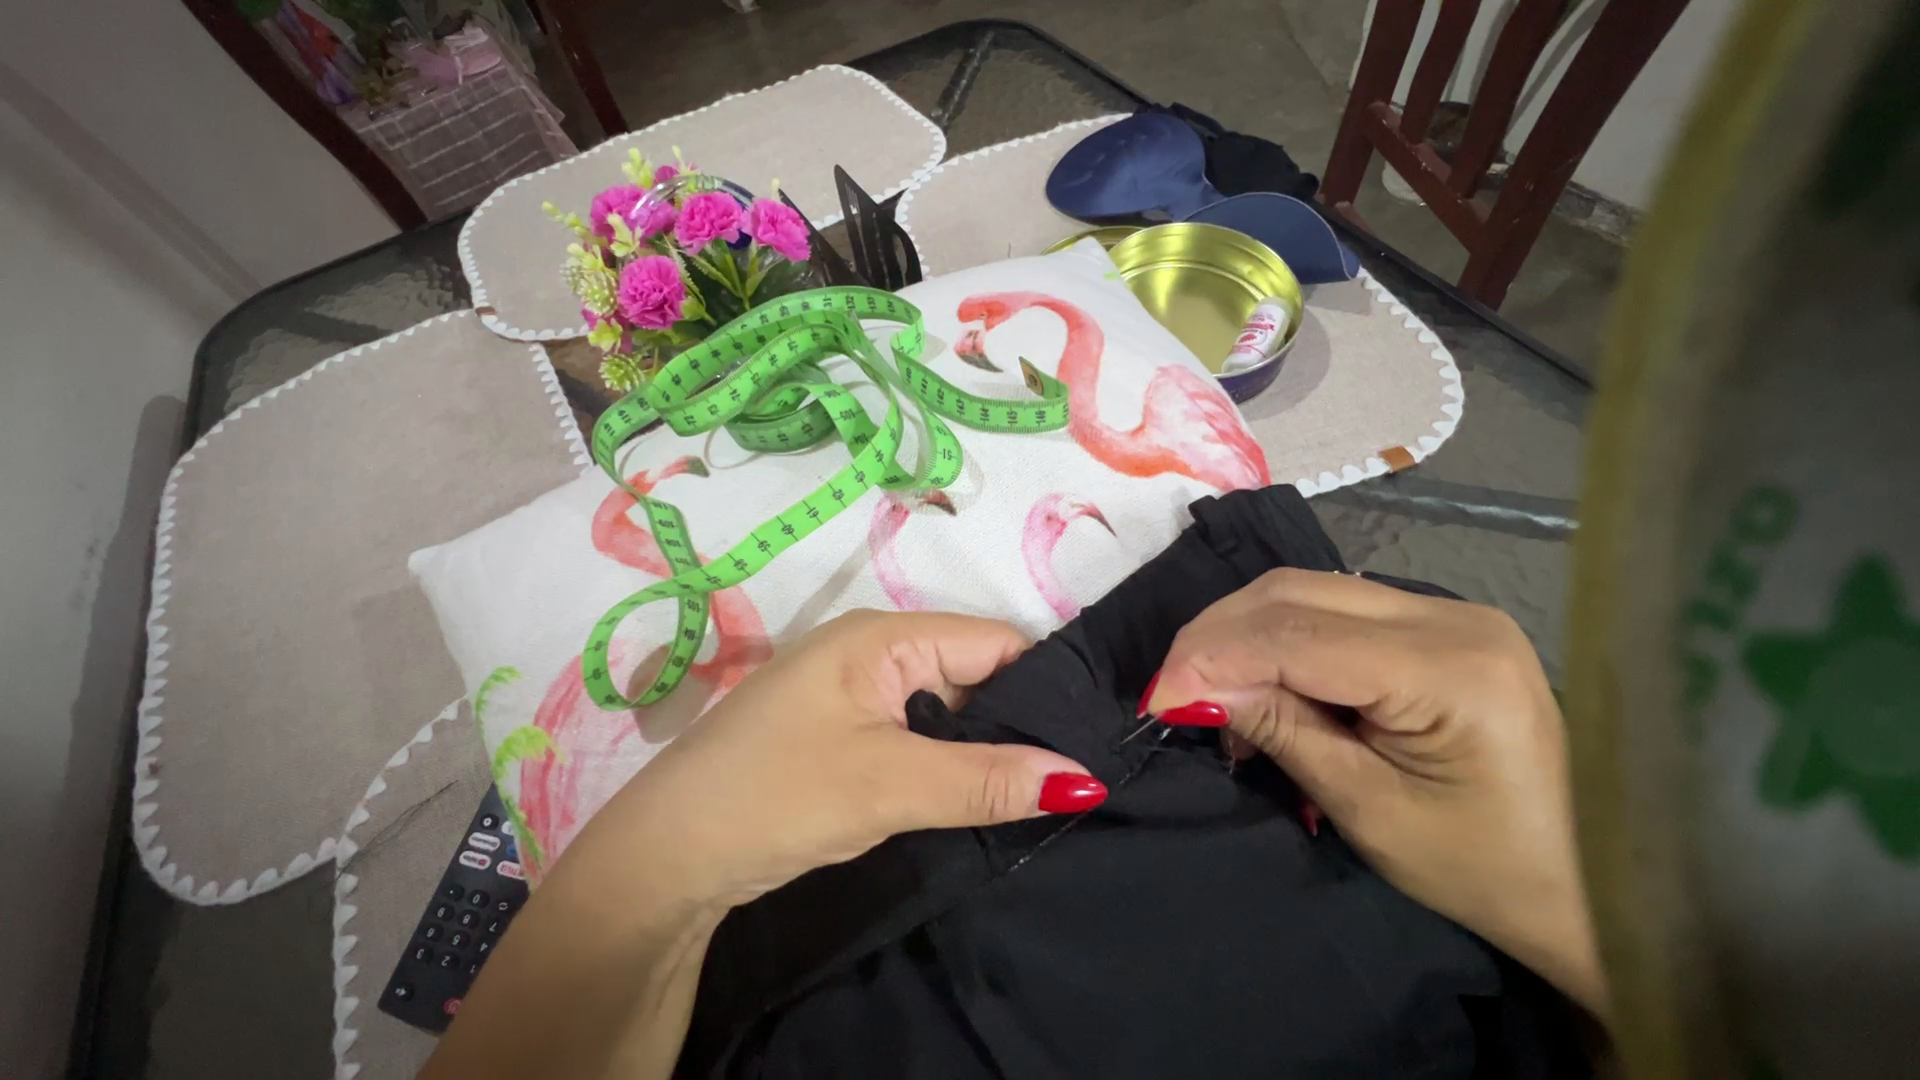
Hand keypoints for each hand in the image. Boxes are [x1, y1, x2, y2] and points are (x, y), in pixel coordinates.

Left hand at [431, 611, 1104, 1079]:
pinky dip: (946, 763)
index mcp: (882, 636)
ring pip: (946, 711)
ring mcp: (853, 694)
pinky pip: (915, 736)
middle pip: (972, 675)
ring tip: (1038, 793)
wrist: (665, 857)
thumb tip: (1084, 778)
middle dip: (1018, 724)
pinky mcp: (842, 734)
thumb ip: (987, 779)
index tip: (1095, 739)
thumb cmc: (778, 796)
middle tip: (1072, 779)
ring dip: (982, 750)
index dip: (1046, 687)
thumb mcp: (891, 786)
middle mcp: (870, 651)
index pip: (993, 644)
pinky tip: (976, 798)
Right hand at [1145, 569, 1607, 1019]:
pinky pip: (1333, 607)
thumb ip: (1282, 730)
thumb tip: (1194, 687)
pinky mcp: (1438, 625)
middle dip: (1218, 634)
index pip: (1298, 634)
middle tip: (1170, 690)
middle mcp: (1453, 614)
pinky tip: (1255, 675)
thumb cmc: (1483, 871)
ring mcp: (1449, 612)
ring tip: (1206, 688)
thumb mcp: (1368, 810)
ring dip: (1243, 631)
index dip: (1214, 656)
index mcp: (1451, 667)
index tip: (1157, 697)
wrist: (1589, 890)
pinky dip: (1277, 636)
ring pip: (1308, 589)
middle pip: (1297, 592)